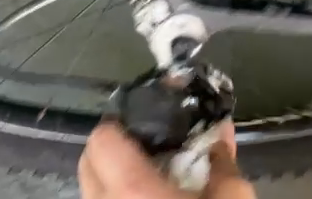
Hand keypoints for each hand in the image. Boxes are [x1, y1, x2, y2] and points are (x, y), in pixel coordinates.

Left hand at [79, 123, 256, 198]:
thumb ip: (222, 162)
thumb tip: (218, 131)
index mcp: (131, 193)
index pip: (101, 139)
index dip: (123, 123)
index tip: (153, 120)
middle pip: (88, 165)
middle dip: (115, 149)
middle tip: (153, 148)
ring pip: (93, 196)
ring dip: (116, 182)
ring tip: (154, 184)